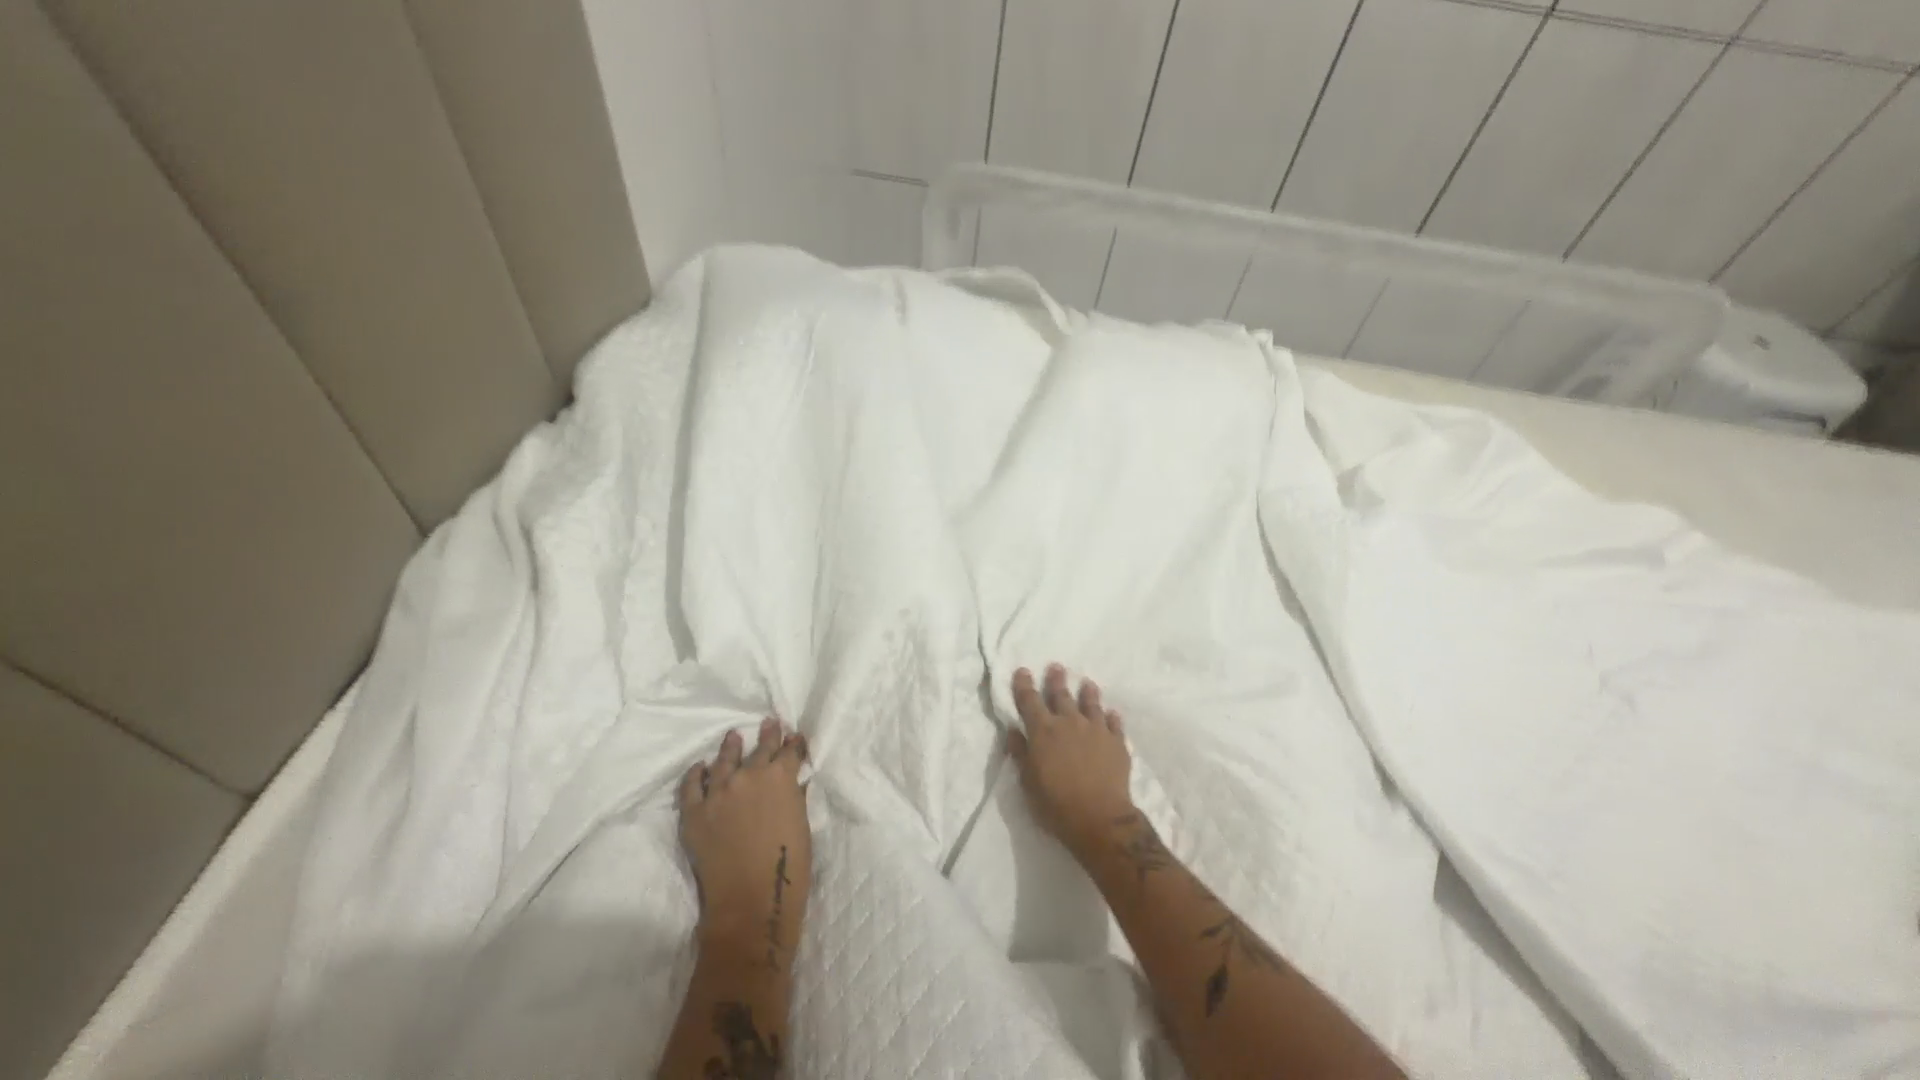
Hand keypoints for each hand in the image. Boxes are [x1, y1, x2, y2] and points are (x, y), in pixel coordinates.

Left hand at [677, 718, 810, 970]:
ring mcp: (717, 792)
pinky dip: (696, 774)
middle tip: (769, 722)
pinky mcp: (694, 812)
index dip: (794, 744)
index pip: (789, 752)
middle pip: (759, 749)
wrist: (749, 901)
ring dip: (731, 747)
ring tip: (733, 736)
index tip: (794, 737)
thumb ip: (794, 799)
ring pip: (724, 760)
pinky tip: (699, 767)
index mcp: (781, 778)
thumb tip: (792, 785)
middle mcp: (748, 776)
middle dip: (767, 735)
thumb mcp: (801, 825)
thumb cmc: (788, 867)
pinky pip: (692, 785)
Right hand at [1006, 665, 1133, 859]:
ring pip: (1091, 704)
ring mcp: (1096, 731)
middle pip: (1062, 695)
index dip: (1024, 685)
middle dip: (1056, 680)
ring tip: (1088, 683)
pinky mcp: (1117, 743)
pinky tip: (1112, 715)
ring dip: (1088, 693)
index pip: (1030, 701)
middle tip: (1056, 667)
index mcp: (1043, 731)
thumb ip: (1020, 753)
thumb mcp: (1027, 781)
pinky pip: (1114, 724)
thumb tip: (1014, 730)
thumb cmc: (1055, 803)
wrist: (1099, 818)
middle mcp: (1069, 723)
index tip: (1023, 671)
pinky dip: (1112, 718)